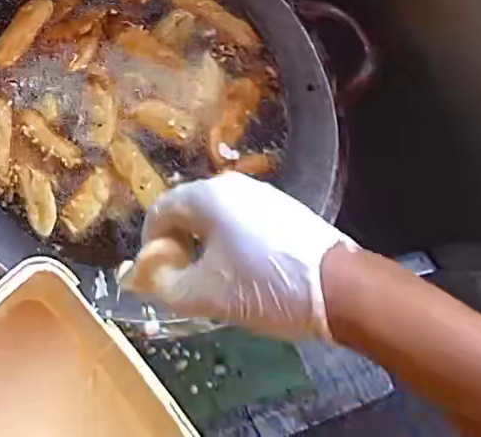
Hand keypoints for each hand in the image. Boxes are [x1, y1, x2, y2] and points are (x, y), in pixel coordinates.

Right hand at [126, 172, 352, 340]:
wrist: (338, 284)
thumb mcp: (207, 295)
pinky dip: (228, 241)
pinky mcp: (280, 207)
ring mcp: (258, 192)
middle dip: (177, 244)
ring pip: (214, 215)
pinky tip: (243, 272)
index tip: (154, 276)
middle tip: (182, 281)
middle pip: (187, 209)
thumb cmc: (265, 284)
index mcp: (207, 195)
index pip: (160, 209)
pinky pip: (238, 219)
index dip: (149, 243)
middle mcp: (230, 183)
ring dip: (203, 245)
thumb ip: (166, 286)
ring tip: (213, 281)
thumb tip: (142, 277)